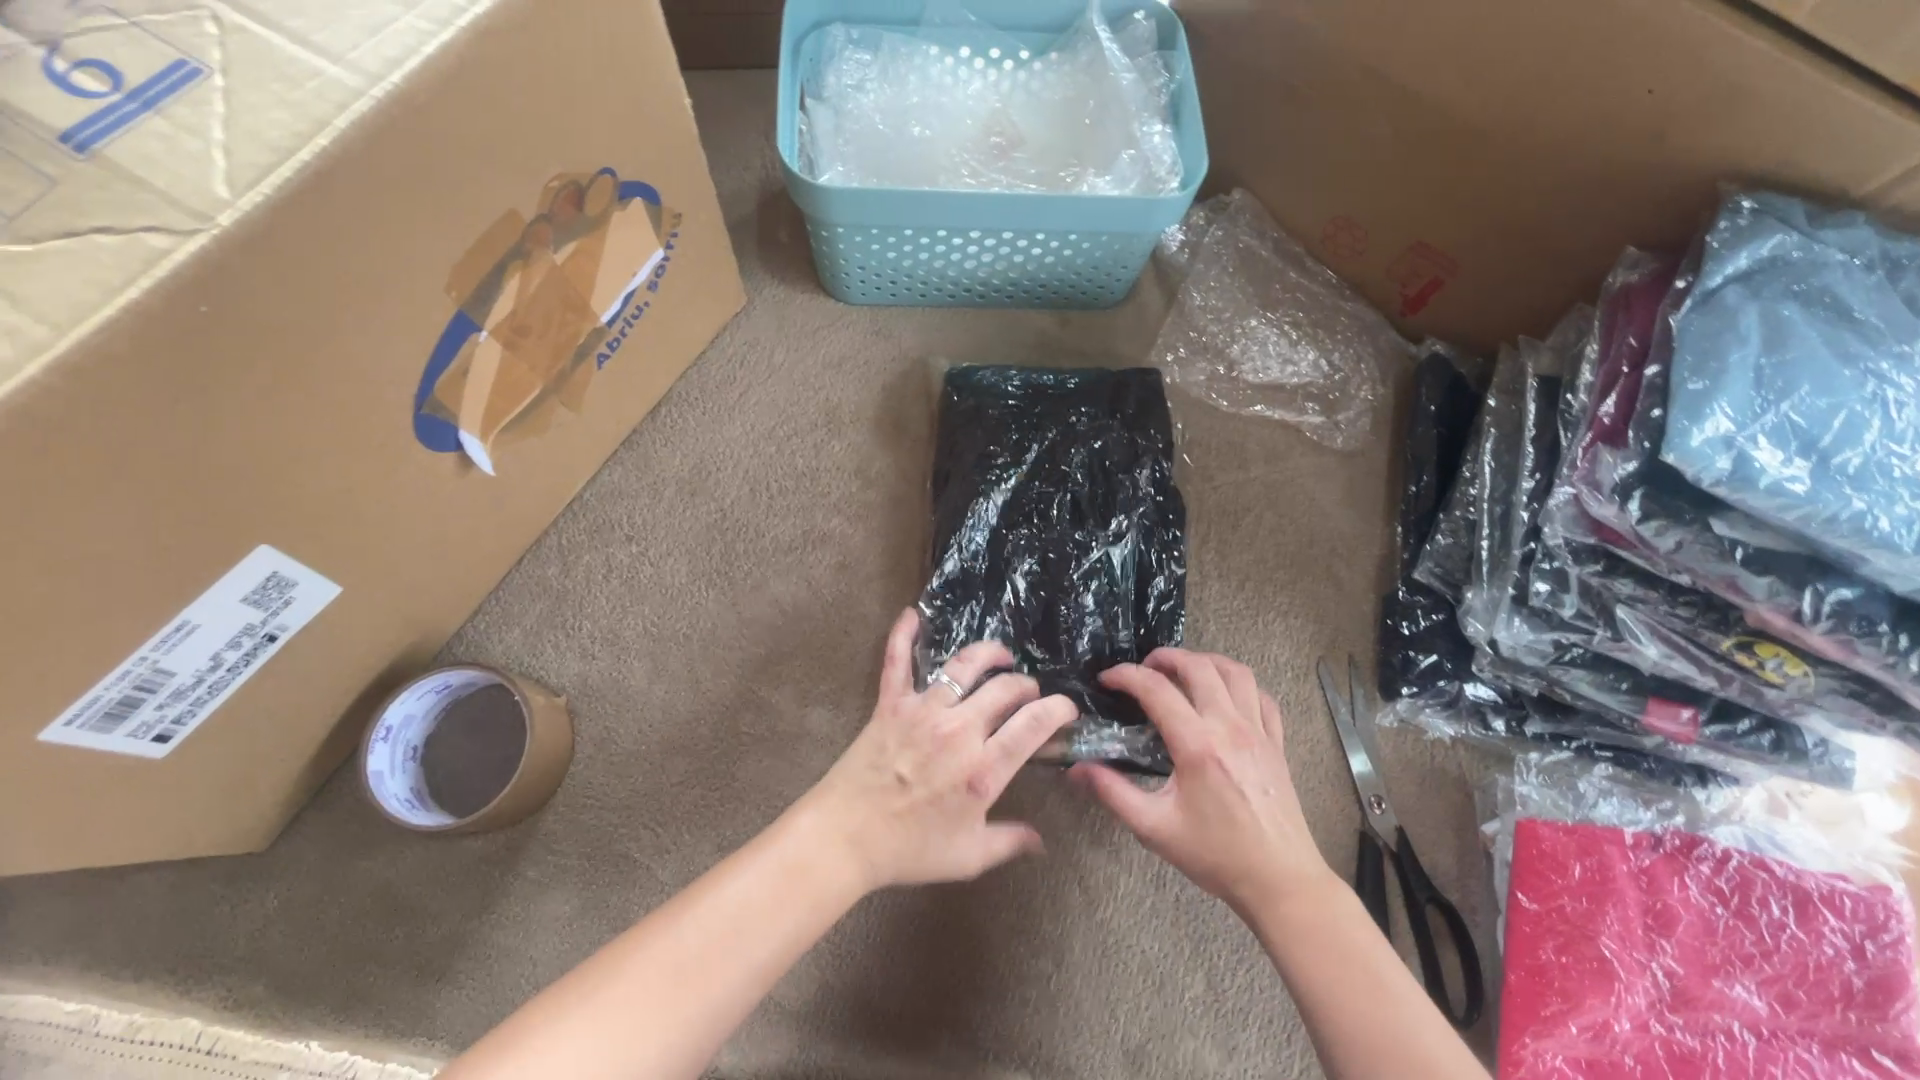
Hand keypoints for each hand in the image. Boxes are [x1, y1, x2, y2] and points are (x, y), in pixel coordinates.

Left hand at [796, 609, 1077, 891]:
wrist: (846, 838)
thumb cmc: (908, 850)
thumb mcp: (968, 856)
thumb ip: (1009, 842)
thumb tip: (1040, 842)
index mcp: (984, 770)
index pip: (1034, 725)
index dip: (1057, 710)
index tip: (1066, 708)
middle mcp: (959, 731)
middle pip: (1005, 689)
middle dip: (1025, 685)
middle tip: (1029, 693)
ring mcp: (923, 712)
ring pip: (964, 666)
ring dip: (988, 654)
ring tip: (1000, 655)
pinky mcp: (890, 705)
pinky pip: (897, 661)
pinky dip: (903, 635)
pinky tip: (912, 614)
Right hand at [1070, 648, 1334, 914]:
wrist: (1280, 880)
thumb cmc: (1216, 856)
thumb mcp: (1154, 828)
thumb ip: (1113, 793)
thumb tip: (1077, 769)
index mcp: (1198, 746)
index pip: (1156, 689)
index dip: (1126, 676)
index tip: (1106, 679)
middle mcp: (1231, 728)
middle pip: (1199, 667)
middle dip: (1166, 657)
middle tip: (1143, 667)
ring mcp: (1259, 733)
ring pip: (1237, 672)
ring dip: (1206, 661)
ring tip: (1183, 671)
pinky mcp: (1277, 744)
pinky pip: (1262, 697)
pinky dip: (1240, 685)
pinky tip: (1224, 696)